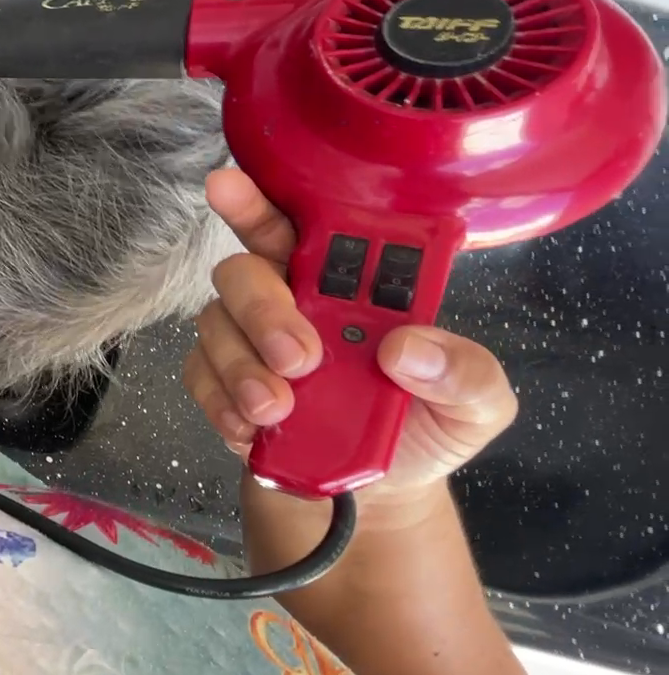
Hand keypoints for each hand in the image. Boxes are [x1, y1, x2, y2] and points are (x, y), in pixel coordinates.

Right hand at [182, 168, 517, 511]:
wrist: (372, 490)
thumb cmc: (420, 425)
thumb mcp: (476, 404)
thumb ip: (465, 373)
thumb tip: (408, 348)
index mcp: (342, 285)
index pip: (293, 226)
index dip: (255, 201)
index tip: (226, 184)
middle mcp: (283, 299)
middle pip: (242, 272)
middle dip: (261, 308)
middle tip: (299, 358)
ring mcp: (241, 339)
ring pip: (214, 324)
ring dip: (242, 366)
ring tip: (277, 410)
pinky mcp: (213, 380)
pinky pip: (197, 375)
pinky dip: (221, 401)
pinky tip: (251, 426)